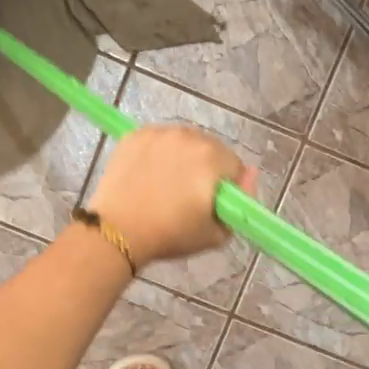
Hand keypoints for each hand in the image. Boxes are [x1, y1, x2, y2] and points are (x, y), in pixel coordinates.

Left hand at [87, 125, 255, 267]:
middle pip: (210, 149)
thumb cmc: (169, 235)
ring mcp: (160, 133)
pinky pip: (158, 140)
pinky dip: (158, 153)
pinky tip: (148, 176)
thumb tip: (250, 175)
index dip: (226, 187)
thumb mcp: (215, 233)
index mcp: (213, 159)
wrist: (118, 231)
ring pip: (183, 142)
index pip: (234, 166)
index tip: (211, 204)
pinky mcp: (136, 134)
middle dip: (205, 169)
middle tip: (187, 197)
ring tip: (165, 186)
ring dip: (182, 158)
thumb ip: (242, 204)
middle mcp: (189, 136)